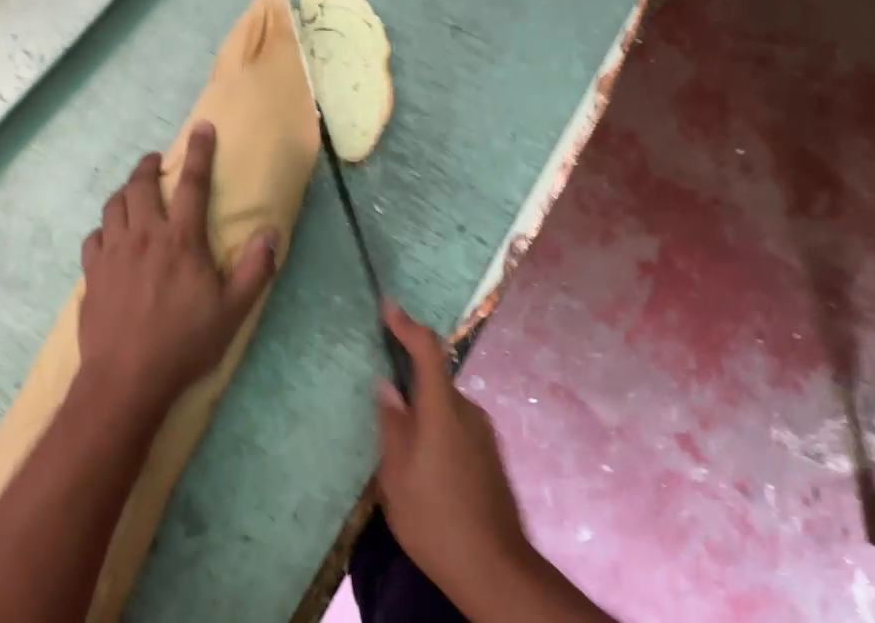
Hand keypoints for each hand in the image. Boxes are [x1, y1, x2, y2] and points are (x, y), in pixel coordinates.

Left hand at [76, 121, 278, 410]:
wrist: (126, 379)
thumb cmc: (184, 344)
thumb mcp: (232, 311)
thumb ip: (254, 269)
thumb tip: (271, 233)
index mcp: (181, 240)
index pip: (193, 184)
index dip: (200, 153)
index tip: (202, 128)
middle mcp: (144, 236)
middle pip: (142, 185)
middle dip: (151, 166)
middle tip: (158, 161)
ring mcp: (113, 253)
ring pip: (114, 205)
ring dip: (126, 191)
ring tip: (134, 191)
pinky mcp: (91, 273)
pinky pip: (94, 236)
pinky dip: (104, 227)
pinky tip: (110, 236)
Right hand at [374, 303, 531, 591]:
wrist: (494, 568)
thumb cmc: (434, 519)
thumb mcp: (397, 476)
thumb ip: (392, 425)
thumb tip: (388, 385)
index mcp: (442, 411)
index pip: (427, 352)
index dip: (407, 326)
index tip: (388, 306)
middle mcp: (468, 413)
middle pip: (434, 382)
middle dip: (408, 388)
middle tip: (380, 411)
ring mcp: (484, 434)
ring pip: (444, 409)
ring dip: (422, 417)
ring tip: (400, 455)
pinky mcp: (490, 455)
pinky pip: (456, 428)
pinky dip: (437, 434)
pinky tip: (425, 471)